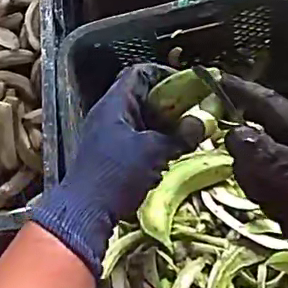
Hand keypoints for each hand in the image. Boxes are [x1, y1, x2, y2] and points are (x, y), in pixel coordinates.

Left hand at [29, 64, 184, 273]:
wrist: (84, 214)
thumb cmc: (116, 174)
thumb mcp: (153, 152)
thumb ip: (180, 135)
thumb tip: (202, 122)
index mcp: (114, 104)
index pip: (139, 73)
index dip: (164, 74)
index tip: (188, 86)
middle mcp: (109, 115)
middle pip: (142, 97)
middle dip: (169, 104)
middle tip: (193, 113)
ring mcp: (108, 137)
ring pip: (141, 121)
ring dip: (164, 127)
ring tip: (186, 135)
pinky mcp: (110, 157)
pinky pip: (136, 141)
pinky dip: (154, 144)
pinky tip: (170, 156)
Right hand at [219, 76, 287, 287]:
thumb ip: (271, 157)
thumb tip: (232, 133)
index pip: (267, 104)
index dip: (242, 93)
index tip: (216, 79)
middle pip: (260, 147)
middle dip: (256, 171)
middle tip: (268, 192)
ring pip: (270, 179)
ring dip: (274, 200)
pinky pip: (287, 204)